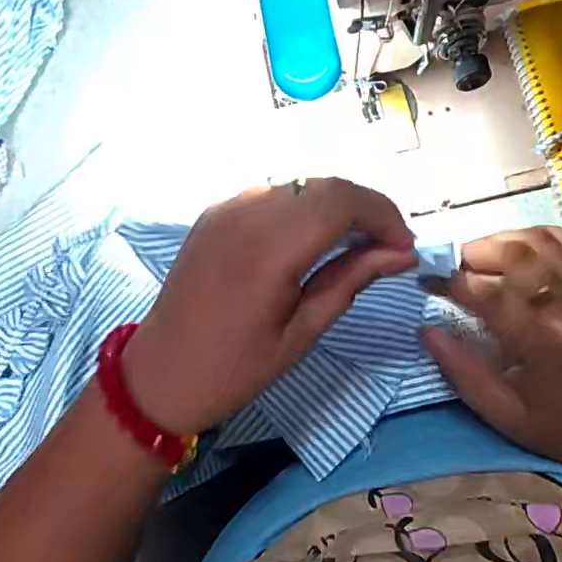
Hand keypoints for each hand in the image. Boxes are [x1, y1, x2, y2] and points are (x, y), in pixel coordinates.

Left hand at [122, 178, 417, 434]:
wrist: (157, 376)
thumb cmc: (233, 369)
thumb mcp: (301, 333)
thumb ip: (350, 280)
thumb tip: (401, 253)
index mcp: (266, 251)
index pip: (341, 202)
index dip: (382, 215)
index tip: (404, 246)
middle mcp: (244, 216)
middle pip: (324, 185)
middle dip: (366, 207)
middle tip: (387, 245)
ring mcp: (225, 209)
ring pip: (300, 185)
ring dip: (337, 204)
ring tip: (356, 242)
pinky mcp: (214, 213)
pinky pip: (273, 194)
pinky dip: (306, 207)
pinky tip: (314, 238)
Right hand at [421, 226, 561, 474]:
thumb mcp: (505, 415)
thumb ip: (462, 372)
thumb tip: (427, 331)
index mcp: (540, 341)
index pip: (486, 292)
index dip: (449, 281)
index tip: (425, 282)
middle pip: (513, 253)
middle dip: (470, 254)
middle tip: (448, 270)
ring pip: (537, 239)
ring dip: (498, 240)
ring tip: (475, 260)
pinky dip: (535, 236)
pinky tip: (516, 251)